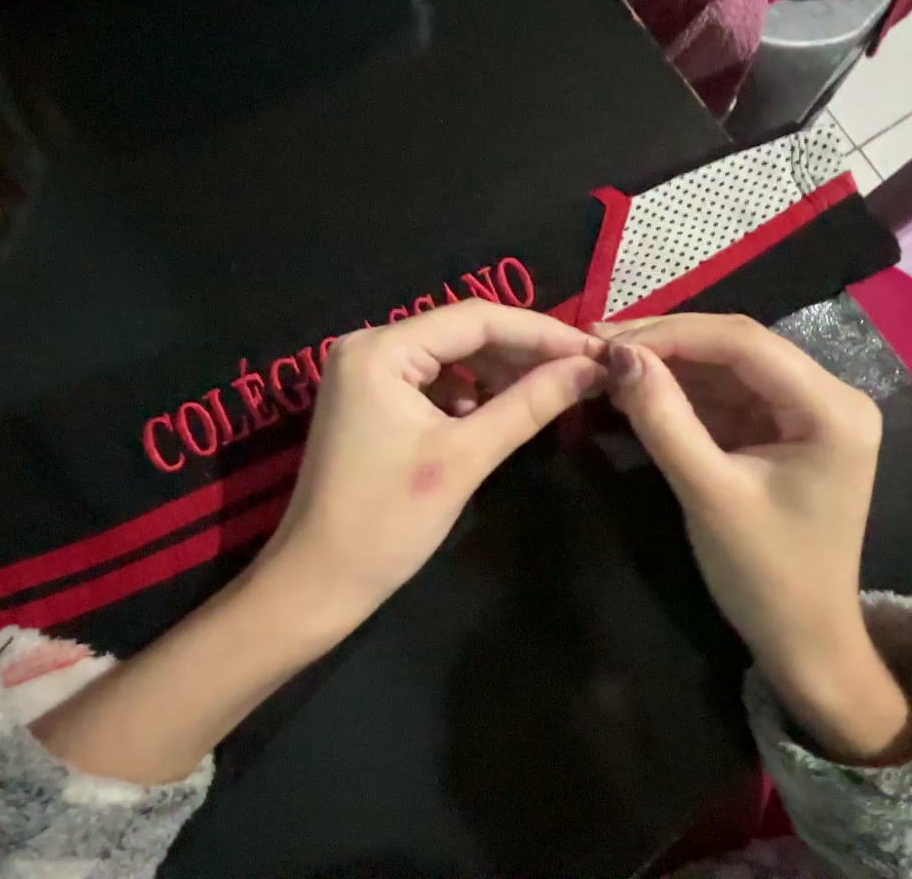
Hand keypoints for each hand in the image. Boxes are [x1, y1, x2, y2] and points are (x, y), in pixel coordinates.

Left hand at [36, 301, 603, 784]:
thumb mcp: (464, 458)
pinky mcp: (368, 409)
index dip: (542, 334)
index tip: (597, 353)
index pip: (478, 319)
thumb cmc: (380, 528)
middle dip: (526, 353)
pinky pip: (436, 386)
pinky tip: (506, 419)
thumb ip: (527, 406)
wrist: (313, 591)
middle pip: (466, 334)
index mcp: (379, 349)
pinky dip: (474, 397)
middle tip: (587, 376)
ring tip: (557, 398)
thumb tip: (590, 370)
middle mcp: (365, 350)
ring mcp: (364, 380)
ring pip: (453, 360)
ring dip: (502, 377)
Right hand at [598, 314, 911, 764]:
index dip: (673, 334)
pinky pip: (726, 396)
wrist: (802, 642)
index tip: (606, 341)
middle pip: (738, 348)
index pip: (745, 343)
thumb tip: (618, 355)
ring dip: (669, 364)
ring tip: (606, 361)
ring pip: (727, 368)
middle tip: (596, 343)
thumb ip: (663, 418)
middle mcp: (829, 397)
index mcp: (833, 409)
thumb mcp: (708, 493)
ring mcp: (805, 413)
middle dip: (666, 343)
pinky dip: (682, 392)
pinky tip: (637, 386)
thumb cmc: (765, 575)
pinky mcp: (781, 431)